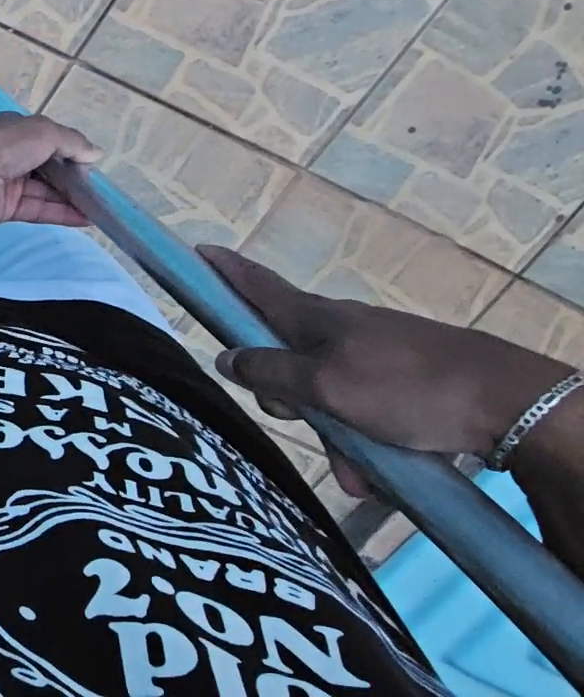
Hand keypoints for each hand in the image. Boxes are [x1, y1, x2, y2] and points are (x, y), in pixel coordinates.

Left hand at [0, 113, 101, 227]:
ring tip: (99, 207)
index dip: (70, 152)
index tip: (88, 163)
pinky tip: (87, 219)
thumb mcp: (44, 131)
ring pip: (46, 191)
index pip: (48, 141)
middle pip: (48, 169)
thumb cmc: (4, 145)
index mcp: (14, 132)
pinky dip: (62, 214)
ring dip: (72, 199)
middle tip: (96, 189)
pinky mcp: (6, 207)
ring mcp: (8, 183)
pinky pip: (39, 210)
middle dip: (73, 178)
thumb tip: (95, 154)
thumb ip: (72, 142)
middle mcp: (10, 156)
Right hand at [200, 244, 572, 494]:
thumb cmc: (409, 388)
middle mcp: (342, 329)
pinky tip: (382, 473)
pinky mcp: (415, 381)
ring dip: (333, 432)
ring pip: (331, 391)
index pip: (256, 285)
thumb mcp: (323, 386)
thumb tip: (226, 358)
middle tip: (293, 419)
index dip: (225, 270)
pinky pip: (370, 410)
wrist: (525, 410)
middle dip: (283, 392)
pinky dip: (369, 440)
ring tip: (356, 471)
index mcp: (314, 319)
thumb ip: (268, 371)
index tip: (200, 251)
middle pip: (286, 353)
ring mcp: (381, 354)